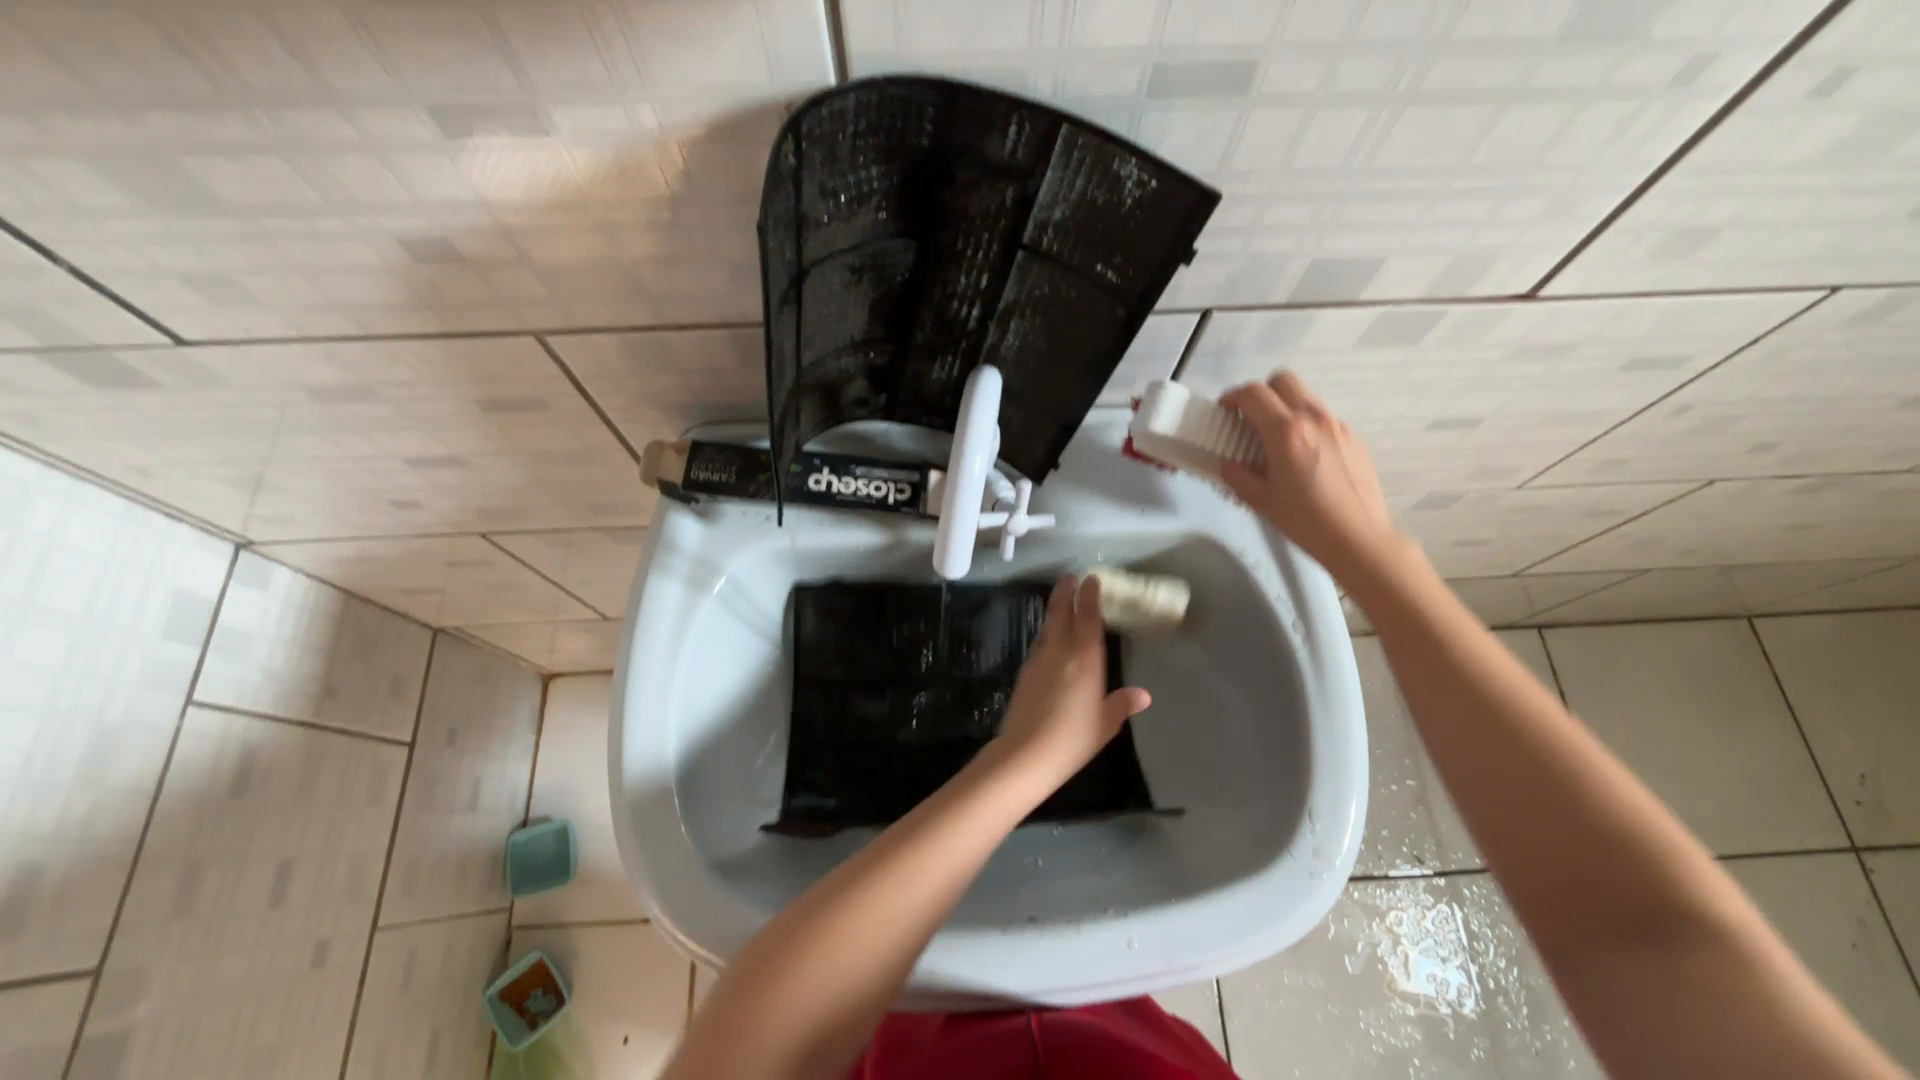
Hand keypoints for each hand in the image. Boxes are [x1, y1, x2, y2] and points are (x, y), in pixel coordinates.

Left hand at [995, 575, 1152, 780]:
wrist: (1026, 754)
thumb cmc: (1073, 738)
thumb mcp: (1105, 723)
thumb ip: (1121, 704)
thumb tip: (1142, 695)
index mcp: (1084, 658)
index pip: (1087, 617)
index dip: (1089, 596)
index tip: (1091, 579)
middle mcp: (1059, 652)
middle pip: (1060, 614)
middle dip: (1065, 593)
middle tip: (1069, 578)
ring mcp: (1037, 662)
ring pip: (1046, 629)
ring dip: (1054, 613)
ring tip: (1061, 606)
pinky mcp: (1024, 676)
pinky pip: (1039, 647)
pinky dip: (1046, 636)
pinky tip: (1049, 644)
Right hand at [1220, 371, 1400, 580]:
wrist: (1358, 538)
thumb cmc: (1305, 521)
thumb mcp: (1260, 501)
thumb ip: (1238, 476)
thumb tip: (1229, 463)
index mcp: (1286, 432)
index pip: (1254, 394)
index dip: (1233, 397)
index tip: (1225, 410)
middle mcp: (1313, 419)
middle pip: (1283, 380)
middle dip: (1262, 392)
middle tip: (1251, 418)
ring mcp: (1338, 426)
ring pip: (1306, 397)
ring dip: (1285, 407)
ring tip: (1278, 440)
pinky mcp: (1354, 438)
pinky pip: (1323, 419)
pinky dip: (1307, 425)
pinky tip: (1306, 458)